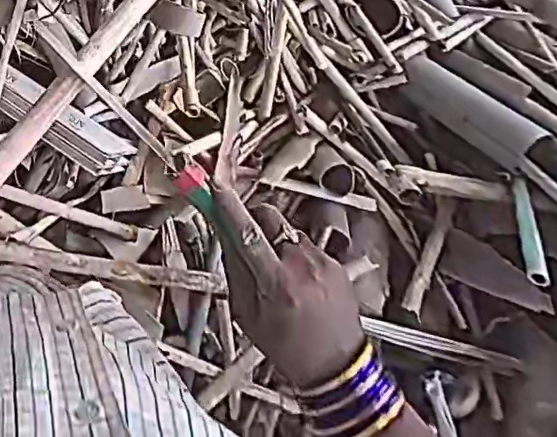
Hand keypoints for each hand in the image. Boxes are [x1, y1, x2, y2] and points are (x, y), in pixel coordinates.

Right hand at [233, 205, 367, 387]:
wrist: (340, 372)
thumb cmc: (290, 347)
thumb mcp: (246, 311)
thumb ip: (233, 265)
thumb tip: (220, 227)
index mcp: (276, 283)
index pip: (246, 231)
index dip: (228, 205)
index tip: (215, 185)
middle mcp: (303, 268)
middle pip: (268, 217)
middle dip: (254, 220)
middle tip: (248, 239)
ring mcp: (323, 264)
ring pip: (285, 230)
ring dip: (275, 240)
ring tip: (277, 270)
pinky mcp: (336, 264)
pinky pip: (305, 244)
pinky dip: (295, 254)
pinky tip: (297, 280)